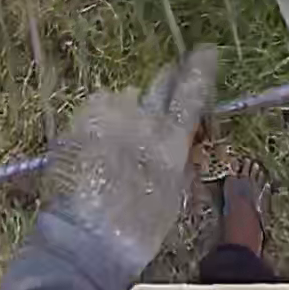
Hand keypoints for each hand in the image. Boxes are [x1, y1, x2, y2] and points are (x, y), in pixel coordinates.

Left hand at [43, 46, 217, 275]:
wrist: (83, 239)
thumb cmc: (135, 231)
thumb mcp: (171, 197)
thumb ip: (179, 160)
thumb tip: (184, 139)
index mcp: (170, 142)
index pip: (191, 93)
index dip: (199, 70)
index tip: (205, 50)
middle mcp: (142, 119)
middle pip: (159, 85)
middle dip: (165, 82)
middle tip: (167, 82)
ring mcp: (110, 114)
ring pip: (126, 97)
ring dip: (128, 109)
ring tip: (118, 139)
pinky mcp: (83, 117)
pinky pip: (99, 106)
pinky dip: (102, 117)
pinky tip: (97, 142)